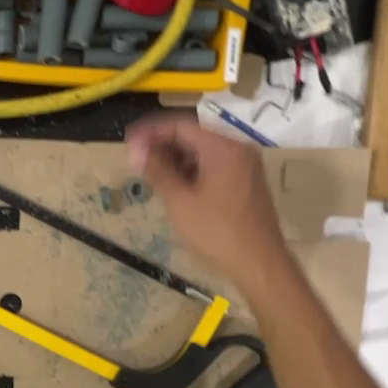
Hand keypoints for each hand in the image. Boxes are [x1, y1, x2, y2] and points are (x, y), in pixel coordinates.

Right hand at [126, 112, 288, 288]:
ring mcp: (245, 165)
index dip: (151, 131)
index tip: (129, 141)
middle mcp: (237, 149)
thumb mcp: (180, 201)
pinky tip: (176, 185)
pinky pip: (216, 165)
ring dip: (177, 159)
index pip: (181, 126)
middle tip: (137, 159)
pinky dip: (193, 170)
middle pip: (194, 136)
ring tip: (152, 173)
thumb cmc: (216, 232)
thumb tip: (137, 149)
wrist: (259, 262)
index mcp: (222, 148)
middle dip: (163, 145)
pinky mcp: (248, 181)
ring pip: (205, 152)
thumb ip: (158, 171)